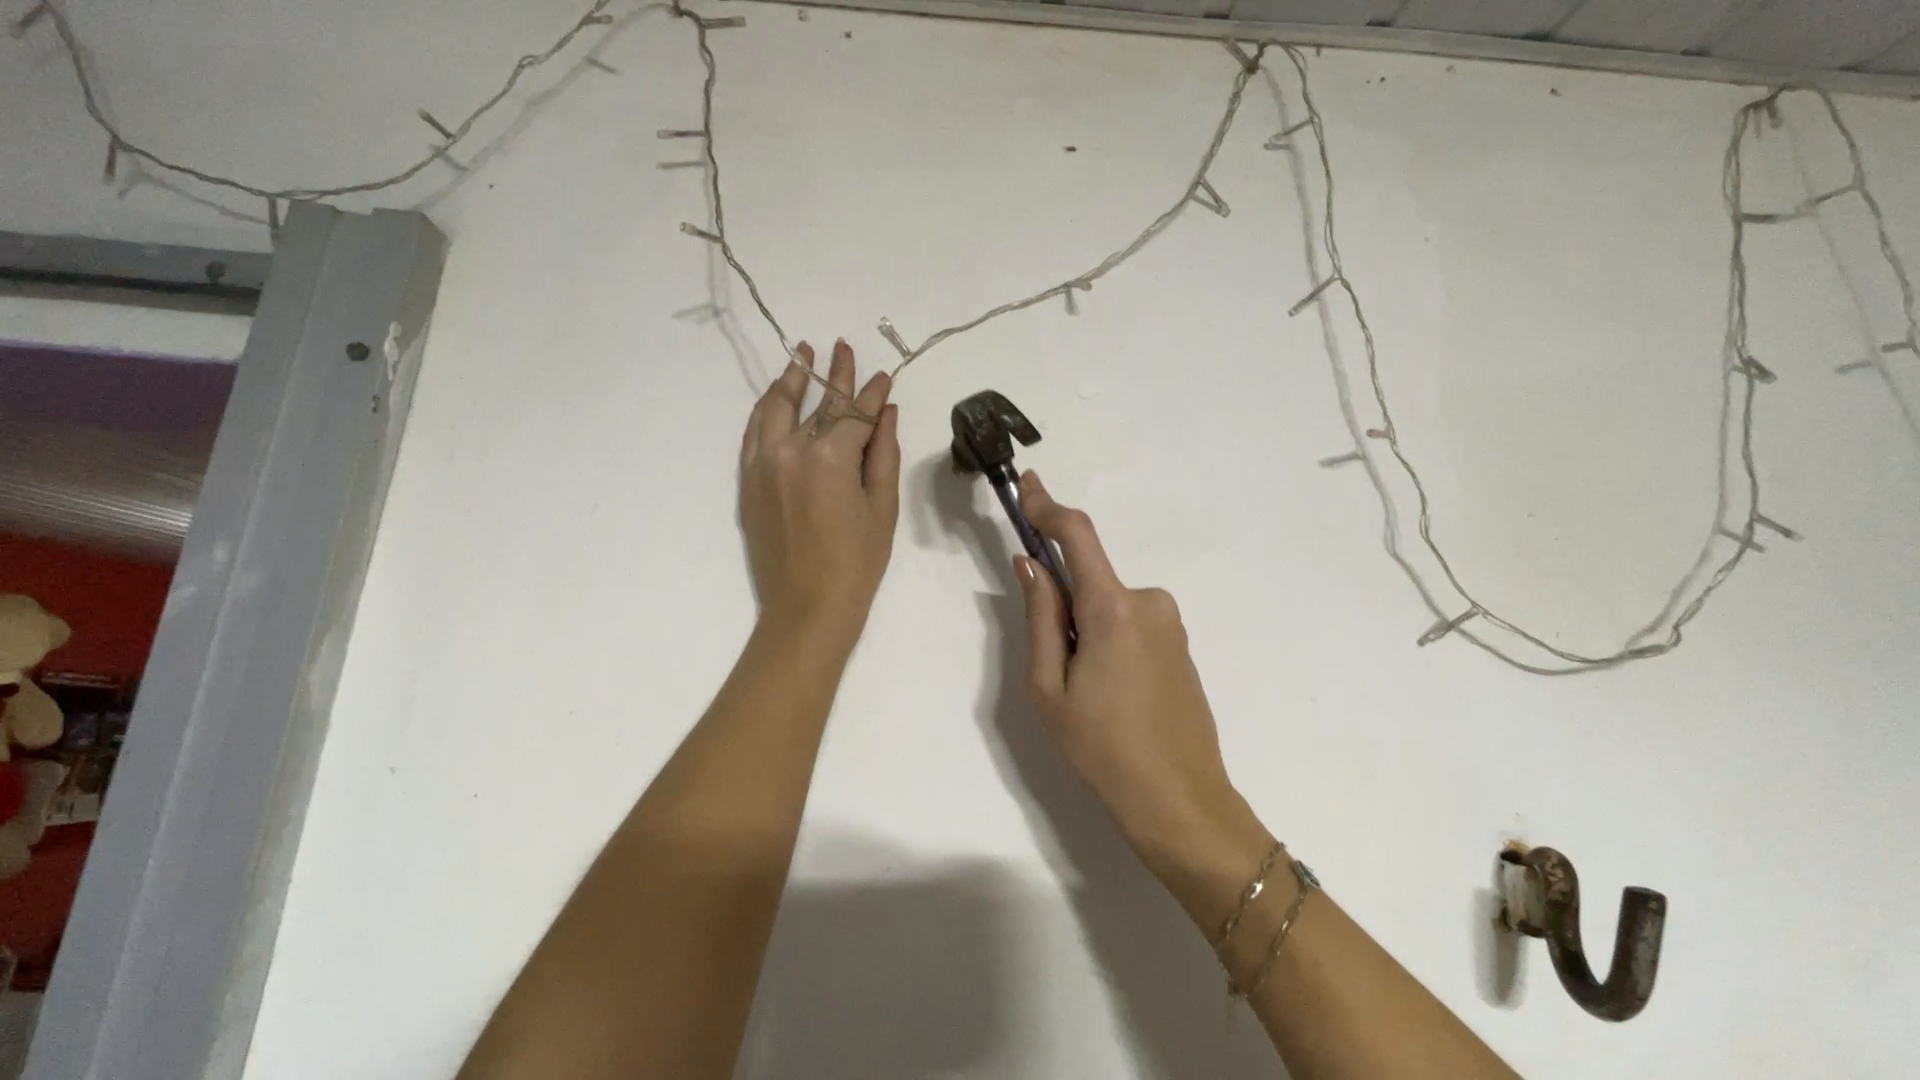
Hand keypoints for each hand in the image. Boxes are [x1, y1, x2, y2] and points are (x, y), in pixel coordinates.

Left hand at [739, 340, 899, 642]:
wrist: (807, 607)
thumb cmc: (857, 563)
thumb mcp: (882, 507)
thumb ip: (883, 453)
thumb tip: (887, 411)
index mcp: (829, 457)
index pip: (856, 413)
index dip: (873, 392)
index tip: (884, 373)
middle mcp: (790, 451)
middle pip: (816, 403)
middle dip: (834, 374)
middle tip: (842, 346)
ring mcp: (763, 464)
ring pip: (776, 408)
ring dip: (791, 380)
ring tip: (802, 355)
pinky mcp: (748, 480)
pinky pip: (754, 431)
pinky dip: (767, 409)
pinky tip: (776, 397)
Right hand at [1014, 472, 1267, 891]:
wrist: (1179, 800)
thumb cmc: (1101, 747)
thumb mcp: (1049, 687)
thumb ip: (1039, 616)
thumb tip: (1030, 563)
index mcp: (1114, 607)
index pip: (1078, 535)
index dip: (1048, 507)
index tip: (1027, 486)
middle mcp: (1149, 602)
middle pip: (1091, 579)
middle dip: (1062, 603)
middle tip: (1053, 669)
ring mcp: (1171, 624)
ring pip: (1109, 606)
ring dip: (1086, 629)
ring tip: (1086, 696)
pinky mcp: (1181, 645)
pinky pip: (1131, 625)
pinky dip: (1108, 642)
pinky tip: (1113, 697)